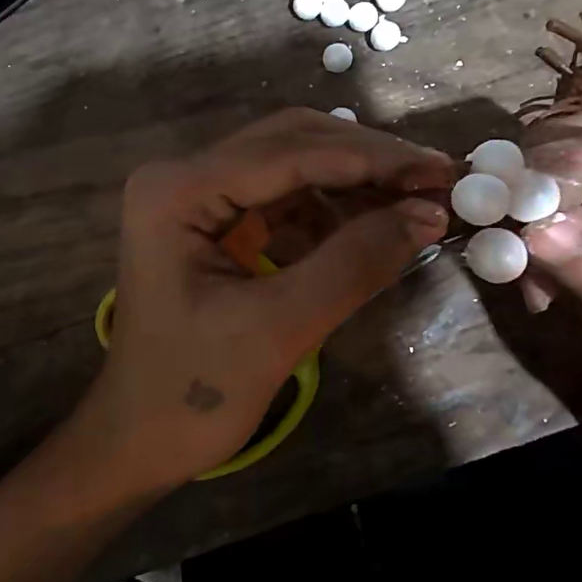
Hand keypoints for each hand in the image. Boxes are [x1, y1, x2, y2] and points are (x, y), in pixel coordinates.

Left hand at [77, 109, 453, 493]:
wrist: (138, 440)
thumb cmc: (193, 393)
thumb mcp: (279, 327)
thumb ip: (354, 263)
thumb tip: (429, 213)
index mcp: (177, 190)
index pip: (289, 153)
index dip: (372, 159)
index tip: (442, 172)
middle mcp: (181, 176)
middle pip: (289, 142)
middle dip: (365, 159)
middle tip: (436, 180)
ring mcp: (195, 196)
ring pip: (290, 164)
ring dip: (352, 181)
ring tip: (413, 204)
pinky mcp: (212, 221)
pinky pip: (281, 198)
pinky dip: (329, 208)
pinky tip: (370, 226)